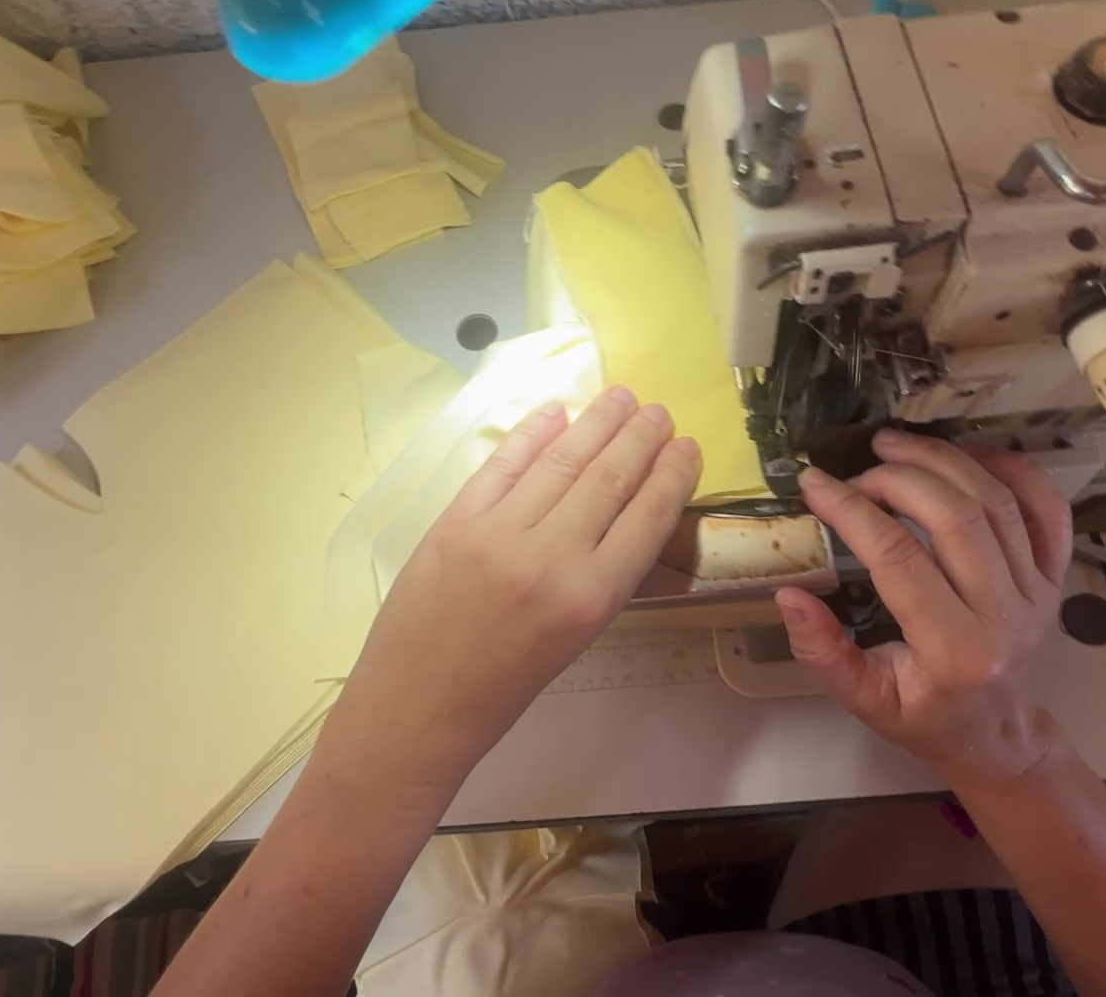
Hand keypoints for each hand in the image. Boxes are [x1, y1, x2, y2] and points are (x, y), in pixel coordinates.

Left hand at [336, 388, 702, 786]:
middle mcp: (552, 556)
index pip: (647, 516)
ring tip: (621, 397)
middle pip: (609, 477)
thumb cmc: (505, 689)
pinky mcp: (456, 520)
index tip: (687, 445)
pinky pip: (502, 465)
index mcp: (591, 598)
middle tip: (659, 409)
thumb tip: (623, 512)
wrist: (417, 708)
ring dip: (596, 422)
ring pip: (561, 461)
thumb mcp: (576, 640)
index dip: (673, 474)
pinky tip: (555, 411)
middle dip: (640, 437)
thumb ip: (602, 575)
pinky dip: (531, 433)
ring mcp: (499, 532)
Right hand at [776, 430, 1073, 790]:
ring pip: (998, 502)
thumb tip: (788, 594)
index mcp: (953, 649)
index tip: (813, 484)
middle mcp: (1005, 615)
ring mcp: (1038, 591)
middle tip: (855, 472)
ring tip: (894, 446)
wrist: (997, 735)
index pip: (899, 558)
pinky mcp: (1055, 577)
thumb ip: (822, 650)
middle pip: (956, 517)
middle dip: (896, 479)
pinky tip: (966, 455)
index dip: (851, 511)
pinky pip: (1047, 509)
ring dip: (942, 461)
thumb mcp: (862, 698)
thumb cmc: (923, 717)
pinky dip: (1012, 469)